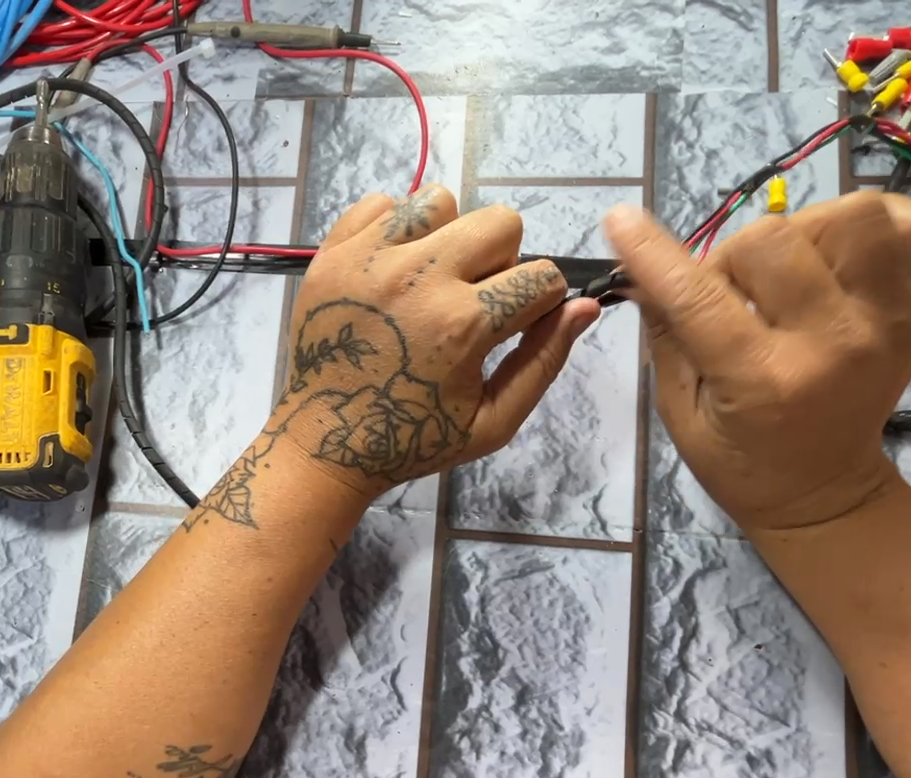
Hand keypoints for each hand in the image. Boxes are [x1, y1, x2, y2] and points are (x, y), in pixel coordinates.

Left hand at [185, 186, 599, 529]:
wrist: (325, 441)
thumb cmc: (412, 439)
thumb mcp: (490, 423)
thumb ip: (542, 363)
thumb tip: (586, 306)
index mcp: (464, 324)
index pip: (541, 275)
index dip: (538, 301)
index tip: (513, 324)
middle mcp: (419, 278)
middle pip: (500, 222)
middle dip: (500, 262)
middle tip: (471, 302)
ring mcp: (370, 260)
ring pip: (441, 202)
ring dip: (448, 237)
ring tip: (427, 283)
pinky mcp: (333, 254)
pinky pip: (382, 203)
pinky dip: (395, 230)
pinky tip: (390, 272)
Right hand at [605, 192, 910, 532]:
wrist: (823, 487)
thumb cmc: (736, 459)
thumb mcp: (680, 410)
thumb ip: (667, 336)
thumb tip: (641, 273)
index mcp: (763, 378)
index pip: (700, 298)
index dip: (652, 253)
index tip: (619, 220)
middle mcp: (834, 340)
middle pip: (773, 239)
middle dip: (729, 256)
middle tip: (724, 292)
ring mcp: (889, 316)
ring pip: (847, 214)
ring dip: (799, 232)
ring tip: (783, 272)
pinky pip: (907, 221)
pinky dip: (865, 225)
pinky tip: (833, 257)